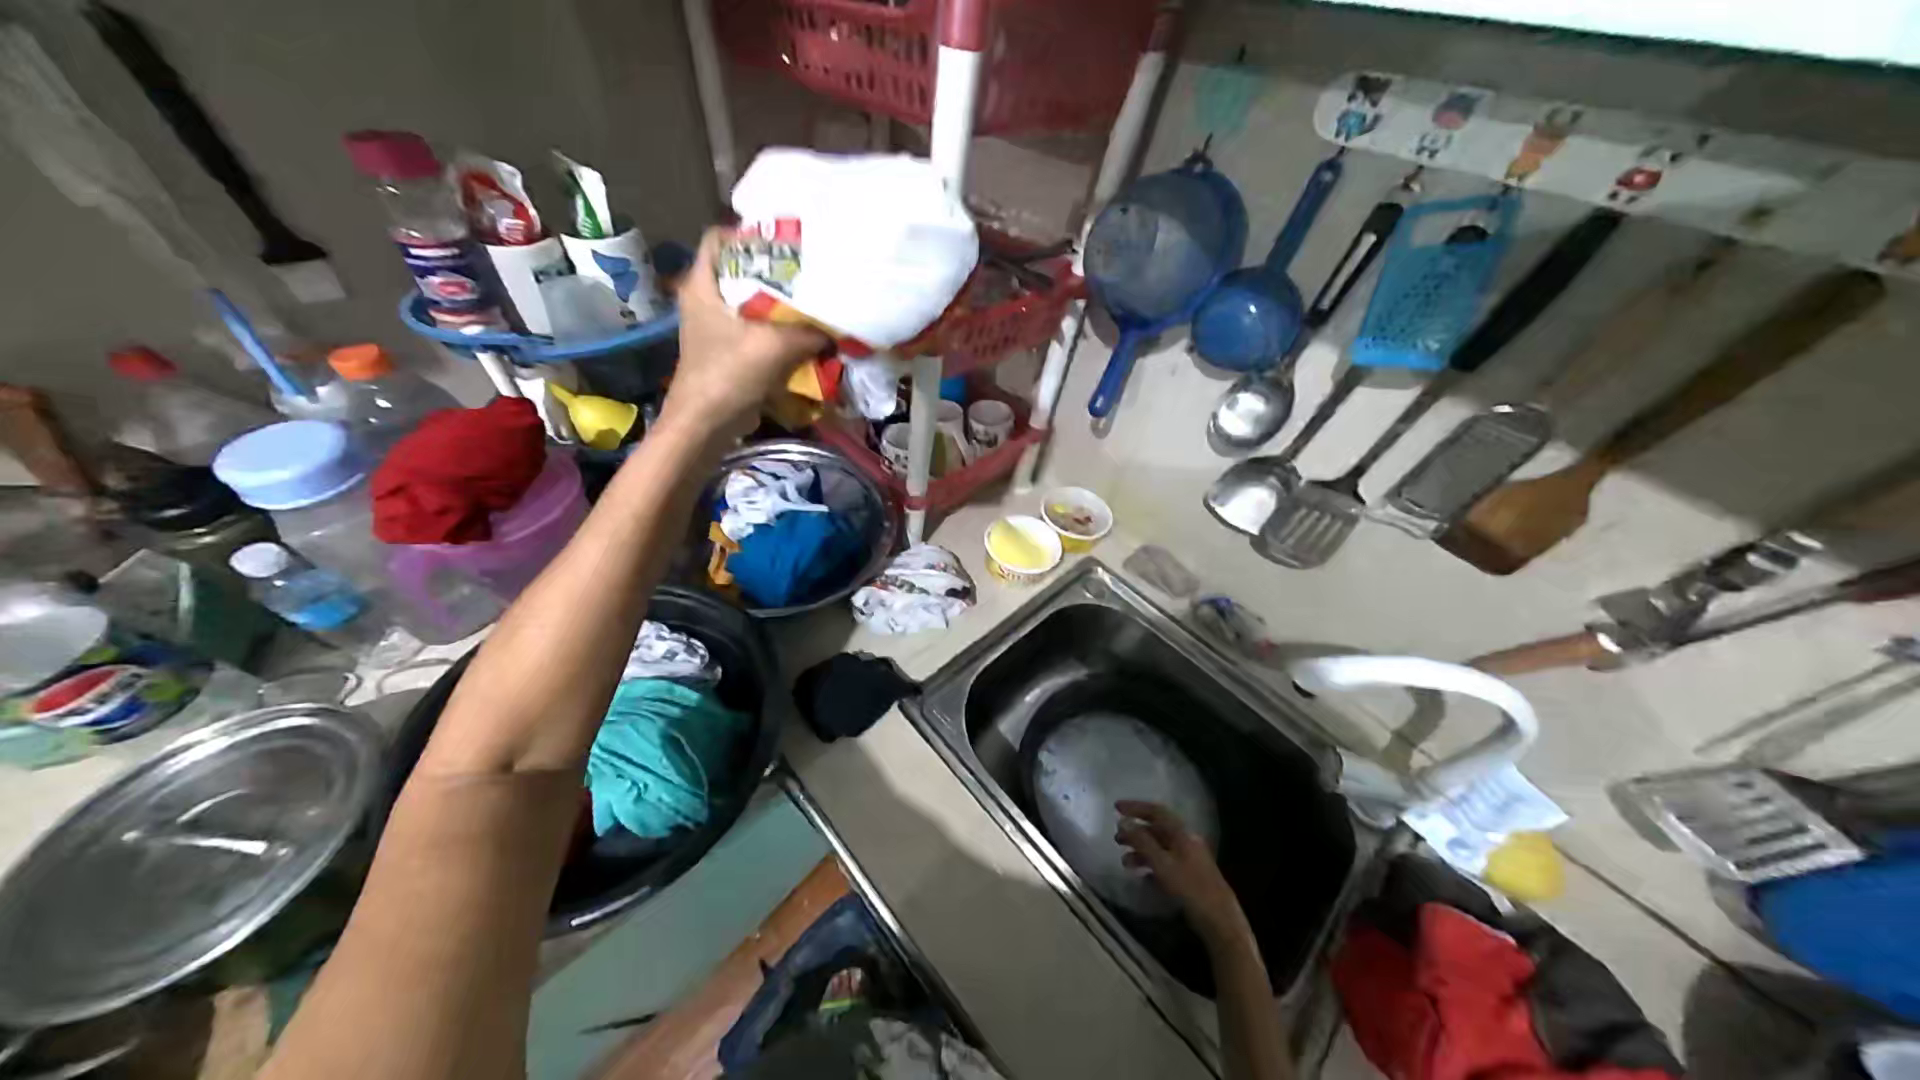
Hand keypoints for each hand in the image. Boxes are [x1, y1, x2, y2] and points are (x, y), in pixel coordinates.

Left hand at [660, 228, 827, 438]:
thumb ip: (809, 330)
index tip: (786, 242)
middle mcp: (706, 299)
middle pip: (742, 270)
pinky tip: (805, 331)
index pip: (719, 239)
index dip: (750, 234)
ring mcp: (716, 326)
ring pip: (752, 301)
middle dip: (775, 270)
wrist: (705, 425)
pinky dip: (779, 329)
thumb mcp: (775, 345)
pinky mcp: (729, 350)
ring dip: (781, 303)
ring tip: (813, 298)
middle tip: (810, 270)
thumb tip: (839, 325)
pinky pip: (758, 329)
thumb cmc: (729, 374)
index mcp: (702, 284)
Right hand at [1115, 800, 1250, 948]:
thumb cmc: (1190, 889)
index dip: (1136, 807)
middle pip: (1157, 829)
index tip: (1116, 808)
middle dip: (1136, 831)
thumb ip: (1142, 841)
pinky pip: (1166, 861)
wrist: (1220, 921)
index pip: (1157, 811)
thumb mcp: (1162, 863)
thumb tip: (1123, 821)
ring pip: (1160, 847)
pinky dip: (1151, 864)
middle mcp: (1187, 841)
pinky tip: (1141, 875)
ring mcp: (1190, 858)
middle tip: (1117, 839)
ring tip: (1125, 862)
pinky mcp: (1191, 875)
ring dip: (1141, 850)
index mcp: (1182, 834)